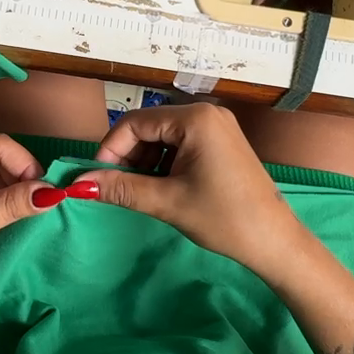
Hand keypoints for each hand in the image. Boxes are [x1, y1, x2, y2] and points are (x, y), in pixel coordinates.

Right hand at [81, 104, 310, 267]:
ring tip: (144, 193)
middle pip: (148, 127)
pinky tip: (163, 188)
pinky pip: (180, 144)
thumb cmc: (223, 218)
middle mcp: (206, 113)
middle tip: (120, 189)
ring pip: (162, 137)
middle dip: (128, 157)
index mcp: (195, 119)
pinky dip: (164, 164)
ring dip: (145, 162)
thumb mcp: (167, 202)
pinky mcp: (221, 142)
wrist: (275, 241)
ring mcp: (216, 126)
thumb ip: (121, 188)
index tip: (98, 179)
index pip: (134, 122)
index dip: (111, 149)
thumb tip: (78, 184)